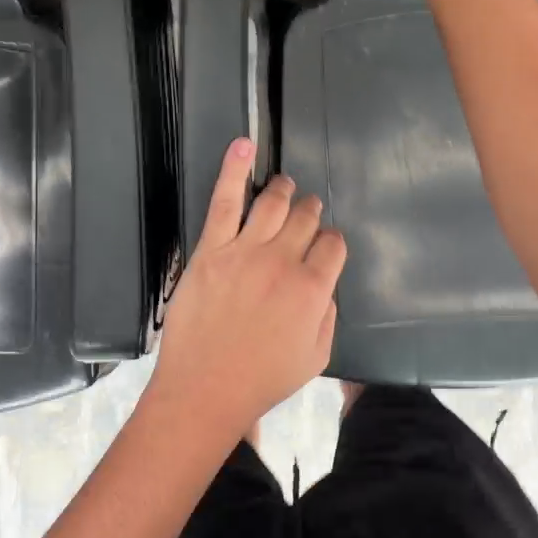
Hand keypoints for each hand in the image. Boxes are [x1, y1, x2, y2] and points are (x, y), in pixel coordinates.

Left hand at [148, 138, 347, 437]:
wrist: (204, 390)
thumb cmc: (260, 380)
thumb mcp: (316, 357)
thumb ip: (328, 315)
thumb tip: (324, 284)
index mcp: (313, 290)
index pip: (333, 244)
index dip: (331, 242)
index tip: (323, 246)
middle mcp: (283, 262)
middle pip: (305, 218)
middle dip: (310, 210)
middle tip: (306, 210)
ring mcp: (245, 251)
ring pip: (273, 202)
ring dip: (284, 189)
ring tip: (284, 185)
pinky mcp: (211, 249)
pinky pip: (226, 200)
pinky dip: (235, 169)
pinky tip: (243, 146)